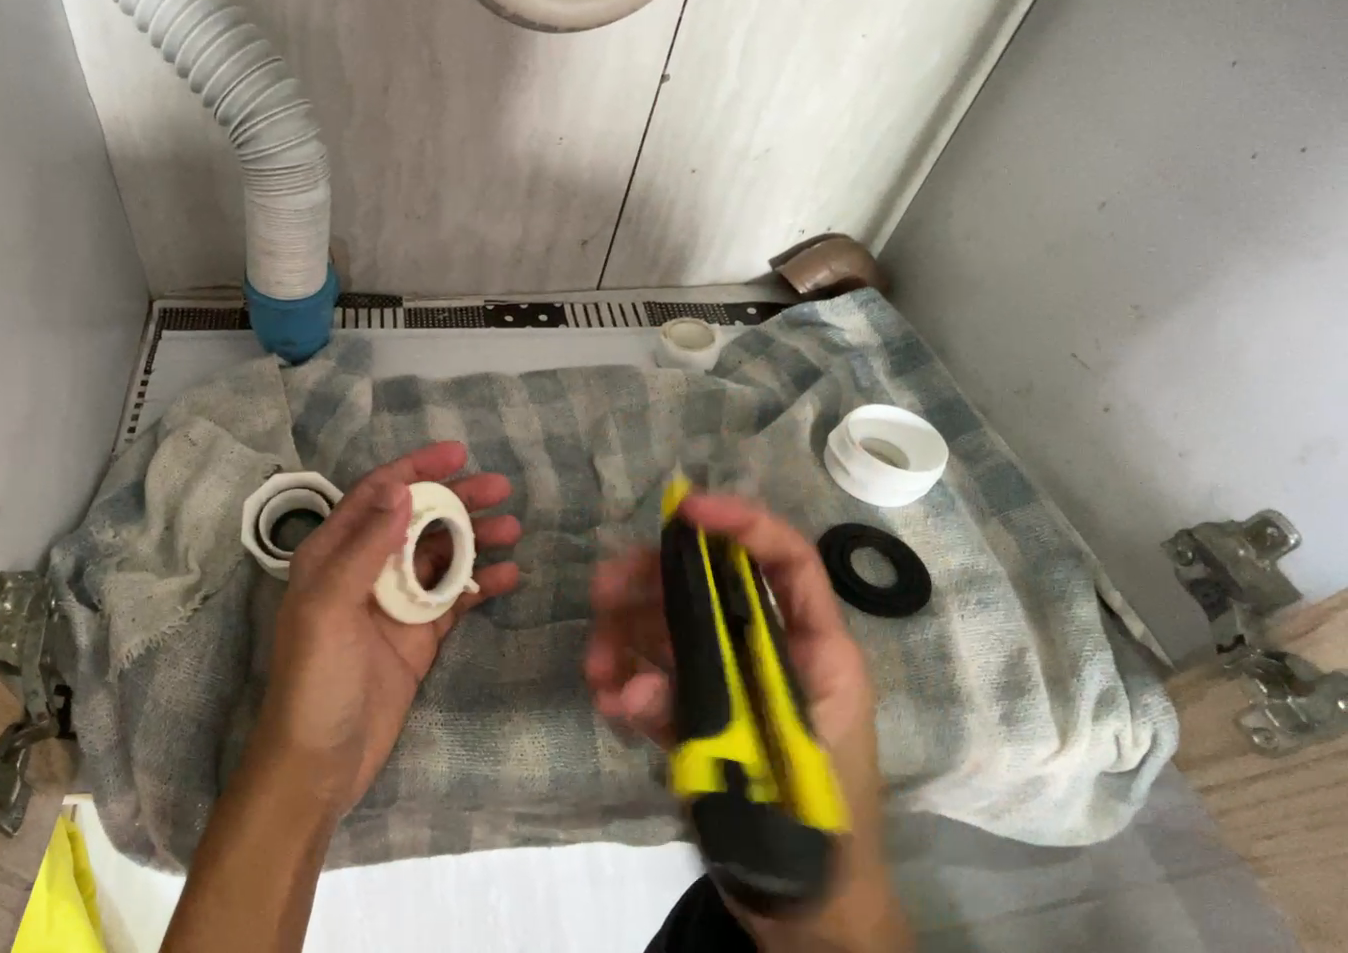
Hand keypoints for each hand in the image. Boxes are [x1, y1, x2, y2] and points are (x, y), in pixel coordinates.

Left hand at [246, 442, 522, 816]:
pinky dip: (481, 586)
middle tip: (502, 489)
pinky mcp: (417, 638)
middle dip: (455, 500)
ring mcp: (393, 605)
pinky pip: (453, 600)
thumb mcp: (329, 606)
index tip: (459, 453)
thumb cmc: (315, 680)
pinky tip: (512, 577)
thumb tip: (401, 490)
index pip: (376, 495)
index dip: (416, 470)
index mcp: (331, 555)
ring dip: (474, 540)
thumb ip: (365, 547)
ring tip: (514, 529)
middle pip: (414, 521)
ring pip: (438, 557)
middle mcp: (363, 571)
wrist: (319, 762)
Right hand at [585, 494, 908, 951]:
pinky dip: (624, 680)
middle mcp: (767, 650)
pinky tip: (609, 703)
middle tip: (601, 589)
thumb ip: (713, 716)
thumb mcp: (783, 760)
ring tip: (597, 672)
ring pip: (667, 625)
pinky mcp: (697, 710)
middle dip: (649, 580)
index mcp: (814, 649)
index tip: (683, 510)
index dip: (741, 523)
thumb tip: (636, 687)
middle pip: (706, 584)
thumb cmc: (818, 828)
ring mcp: (727, 679)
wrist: (805, 905)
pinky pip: (651, 674)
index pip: (786, 562)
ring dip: (623, 638)